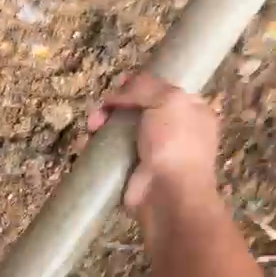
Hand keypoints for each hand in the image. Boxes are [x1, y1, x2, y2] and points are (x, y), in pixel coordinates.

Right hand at [88, 74, 221, 219]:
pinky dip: (95, 146)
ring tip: (91, 127)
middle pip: (137, 108)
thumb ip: (145, 86)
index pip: (163, 89)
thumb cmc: (176, 143)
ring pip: (120, 129)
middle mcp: (172, 130)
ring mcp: (151, 151)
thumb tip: (117, 93)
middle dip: (115, 105)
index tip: (120, 84)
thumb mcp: (169, 101)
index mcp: (190, 111)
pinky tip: (85, 143)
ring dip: (102, 123)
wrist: (168, 193)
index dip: (140, 83)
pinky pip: (110, 152)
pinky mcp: (131, 169)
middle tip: (101, 110)